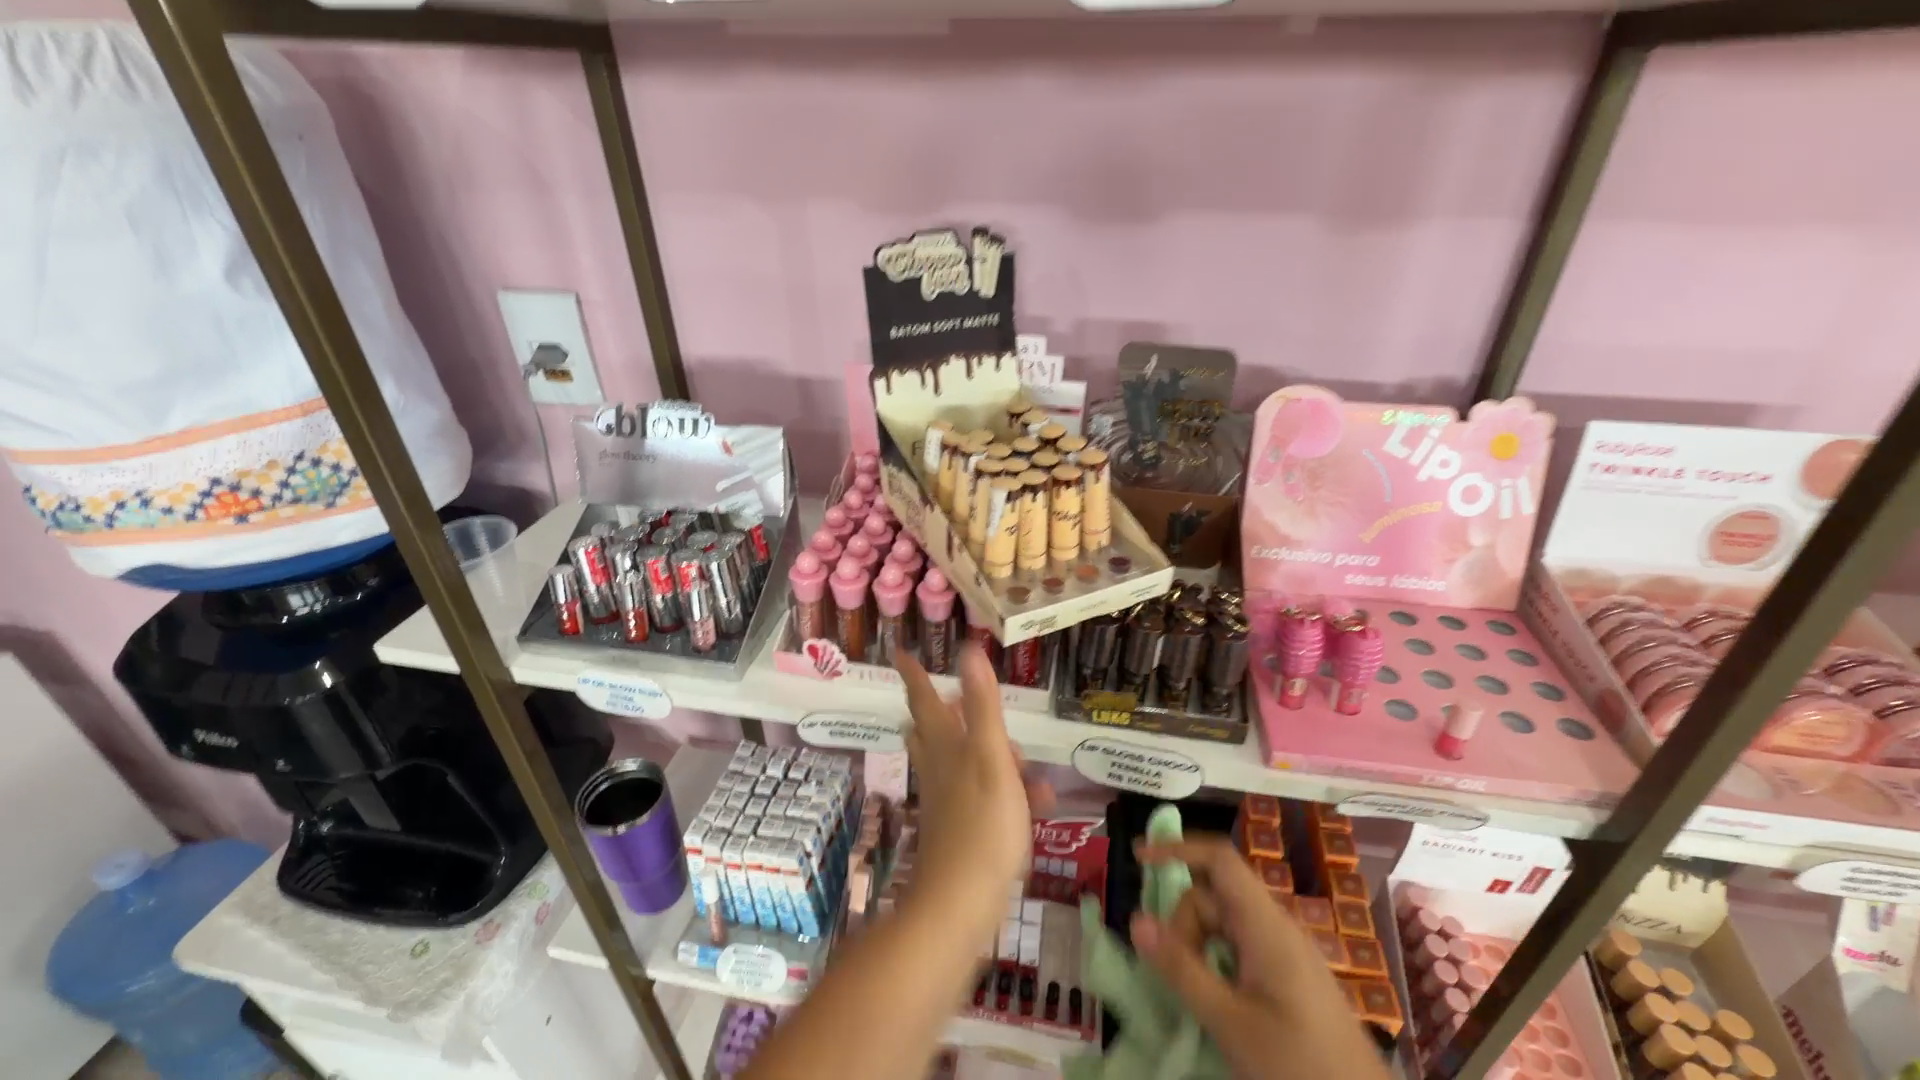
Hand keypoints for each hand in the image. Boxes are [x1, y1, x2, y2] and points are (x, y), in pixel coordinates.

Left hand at [896, 644, 1052, 933]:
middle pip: (932, 732)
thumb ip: (982, 707)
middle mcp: (939, 770)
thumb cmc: (982, 826)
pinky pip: (982, 795)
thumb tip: (968, 650)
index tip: (900, 653)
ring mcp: (947, 802)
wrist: (962, 903)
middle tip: (954, 697)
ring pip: (958, 763)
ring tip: (1019, 755)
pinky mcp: (960, 830)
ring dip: (984, 751)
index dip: (915, 675)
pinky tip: (1035, 802)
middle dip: (941, 711)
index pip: (924, 700)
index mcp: (944, 748)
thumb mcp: (991, 759)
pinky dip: (1006, 790)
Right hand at [1131, 838, 1393, 1079]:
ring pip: (1224, 924)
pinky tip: (1212, 996)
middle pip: (1214, 897)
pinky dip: (1214, 960)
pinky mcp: (1288, 974)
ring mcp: (1285, 950)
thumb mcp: (1229, 1020)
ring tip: (1195, 995)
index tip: (1138, 857)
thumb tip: (1136, 921)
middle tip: (1174, 975)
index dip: (1178, 849)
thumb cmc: (1296, 1062)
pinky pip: (1239, 947)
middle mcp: (1276, 927)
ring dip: (1197, 946)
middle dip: (1183, 923)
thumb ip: (1181, 970)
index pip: (1220, 860)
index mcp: (1266, 926)